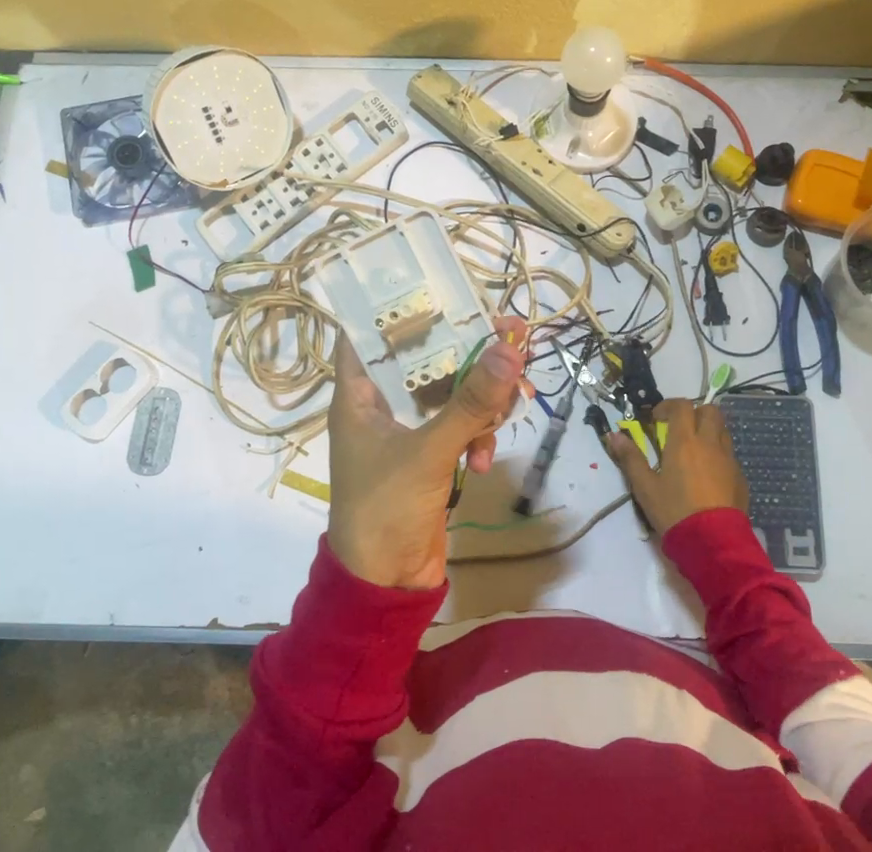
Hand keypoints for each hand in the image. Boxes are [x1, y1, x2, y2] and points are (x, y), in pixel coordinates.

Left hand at [327, 316, 527, 589]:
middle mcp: (380, 406)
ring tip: (511, 404)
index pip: (369, 331)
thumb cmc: (385, 509)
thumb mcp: (429, 452)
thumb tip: (510, 348)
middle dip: (468, 351)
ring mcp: (406, 432)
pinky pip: (459, 427)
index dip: (402, 306)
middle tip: (512, 334)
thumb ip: (470, 403)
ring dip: (481, 399)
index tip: (445, 288)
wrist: (385, 582)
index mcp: (358, 395)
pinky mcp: (429, 456)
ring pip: (449, 393)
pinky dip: (477, 435)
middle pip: (426, 358)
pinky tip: (486, 459)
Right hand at [603, 398, 748, 537]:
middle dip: (694, 413)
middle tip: (679, 429)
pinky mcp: (740, 476)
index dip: (668, 406)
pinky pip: (729, 454)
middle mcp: (710, 443)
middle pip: (710, 411)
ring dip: (708, 431)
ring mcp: (729, 459)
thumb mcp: (645, 487)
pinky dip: (718, 454)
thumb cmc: (673, 511)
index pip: (681, 406)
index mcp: (685, 441)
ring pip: (722, 431)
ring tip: (693, 451)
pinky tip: (707, 475)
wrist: (712, 541)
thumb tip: (614, 435)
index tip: (656, 419)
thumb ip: (630, 458)